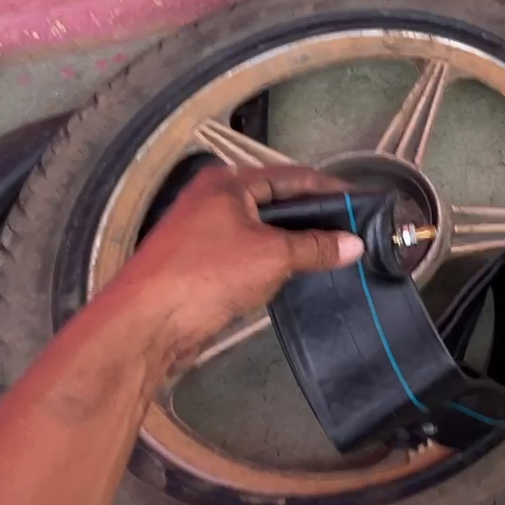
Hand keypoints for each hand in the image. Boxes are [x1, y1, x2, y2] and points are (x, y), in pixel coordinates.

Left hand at [111, 165, 363, 367]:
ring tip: (333, 248)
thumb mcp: (274, 256)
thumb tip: (356, 244)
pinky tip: (299, 269)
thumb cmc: (209, 276)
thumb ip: (317, 246)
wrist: (142, 328)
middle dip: (314, 214)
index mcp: (228, 183)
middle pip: (278, 199)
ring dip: (295, 238)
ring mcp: (202, 231)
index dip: (331, 188)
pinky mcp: (199, 262)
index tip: (363, 201)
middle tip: (352, 226)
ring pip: (263, 227)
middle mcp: (213, 199)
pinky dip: (275, 256)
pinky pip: (250, 249)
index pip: (294, 176)